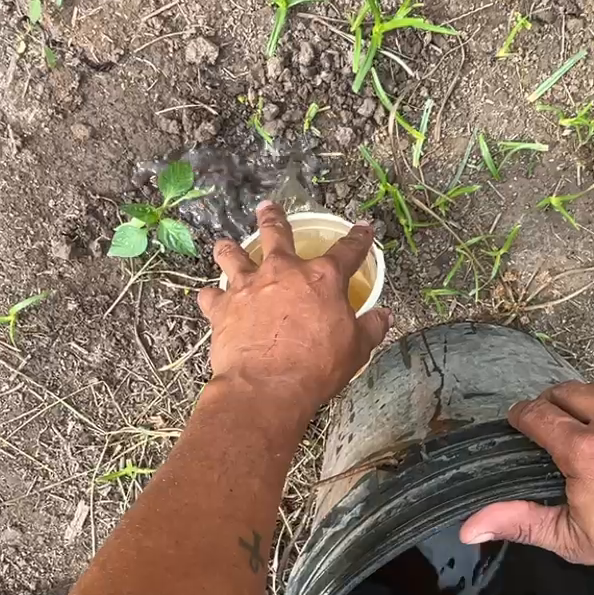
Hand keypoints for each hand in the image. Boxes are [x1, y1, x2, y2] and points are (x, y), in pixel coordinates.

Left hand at [196, 202, 391, 425]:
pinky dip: (212, 296)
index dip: (358, 239)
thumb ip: (371, 327)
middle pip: (277, 233)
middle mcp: (283, 272)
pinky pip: (211, 295)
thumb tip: (383, 316)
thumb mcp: (357, 349)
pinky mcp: (222, 308)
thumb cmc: (317, 367)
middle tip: (269, 207)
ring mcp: (248, 286)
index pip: (348, 250)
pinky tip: (211, 299)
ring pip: (233, 254)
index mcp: (323, 279)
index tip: (362, 230)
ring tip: (228, 246)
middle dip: (274, 218)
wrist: (268, 387)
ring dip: (231, 249)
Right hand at [459, 382, 593, 592]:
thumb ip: (520, 522)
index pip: (536, 413)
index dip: (522, 418)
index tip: (521, 427)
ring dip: (590, 405)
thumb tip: (468, 527)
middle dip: (554, 408)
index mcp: (584, 449)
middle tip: (558, 434)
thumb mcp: (575, 540)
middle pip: (565, 392)